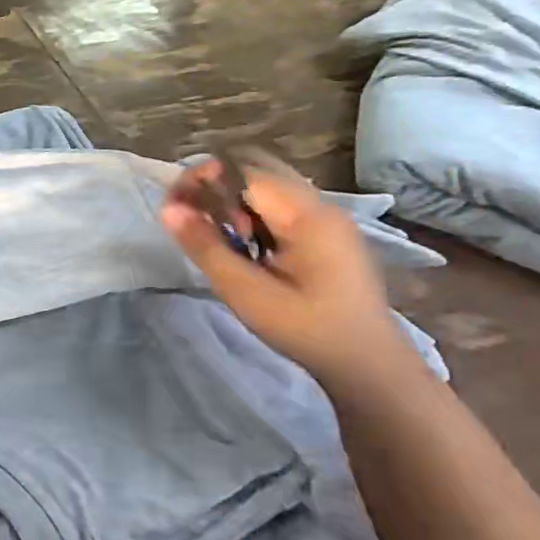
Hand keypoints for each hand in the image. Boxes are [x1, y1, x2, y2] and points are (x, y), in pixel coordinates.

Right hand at [160, 155, 417, 385]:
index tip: (174, 207)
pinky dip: (251, 214)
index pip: (244, 173)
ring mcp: (328, 219)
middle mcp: (321, 206)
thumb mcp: (247, 293)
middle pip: (256, 172)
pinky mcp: (327, 234)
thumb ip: (206, 248)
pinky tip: (244, 246)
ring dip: (232, 202)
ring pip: (268, 188)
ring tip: (216, 235)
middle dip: (215, 186)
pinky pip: (281, 206)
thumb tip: (168, 209)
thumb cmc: (307, 330)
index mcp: (307, 215)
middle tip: (189, 217)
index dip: (203, 181)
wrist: (371, 368)